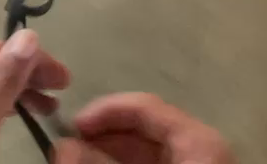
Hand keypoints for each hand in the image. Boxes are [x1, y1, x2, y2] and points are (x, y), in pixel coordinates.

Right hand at [54, 93, 232, 163]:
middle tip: (71, 153)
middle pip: (146, 133)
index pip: (145, 108)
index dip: (105, 112)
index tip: (73, 128)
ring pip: (150, 158)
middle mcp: (203, 153)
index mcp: (197, 142)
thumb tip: (63, 148)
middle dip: (105, 141)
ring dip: (113, 160)